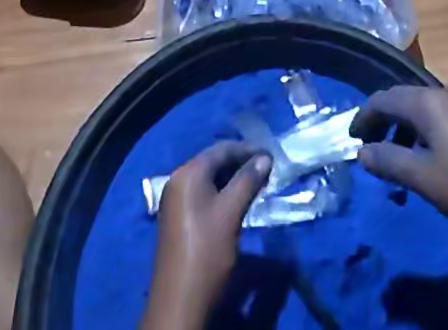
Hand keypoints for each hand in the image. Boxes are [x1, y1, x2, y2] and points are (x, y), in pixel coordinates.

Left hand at [142, 142, 270, 329]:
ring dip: (233, 178)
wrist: (179, 299)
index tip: (271, 154)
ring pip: (209, 178)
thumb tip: (265, 157)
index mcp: (188, 173)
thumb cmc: (207, 250)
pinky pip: (203, 193)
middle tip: (267, 168)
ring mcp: (176, 198)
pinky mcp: (178, 216)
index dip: (247, 149)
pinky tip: (239, 200)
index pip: (220, 149)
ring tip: (258, 183)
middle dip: (240, 163)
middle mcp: (178, 179)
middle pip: (213, 162)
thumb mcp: (231, 213)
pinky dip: (222, 192)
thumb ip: (247, 181)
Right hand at [350, 85, 447, 237]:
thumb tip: (362, 152)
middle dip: (383, 120)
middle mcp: (445, 96)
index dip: (364, 116)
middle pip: (403, 99)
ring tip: (399, 156)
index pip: (383, 98)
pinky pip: (442, 118)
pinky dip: (426, 133)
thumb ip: (390, 161)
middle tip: (371, 146)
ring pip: (424, 109)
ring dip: (405, 128)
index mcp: (426, 102)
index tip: (352, 137)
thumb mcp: (424, 178)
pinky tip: (432, 159)